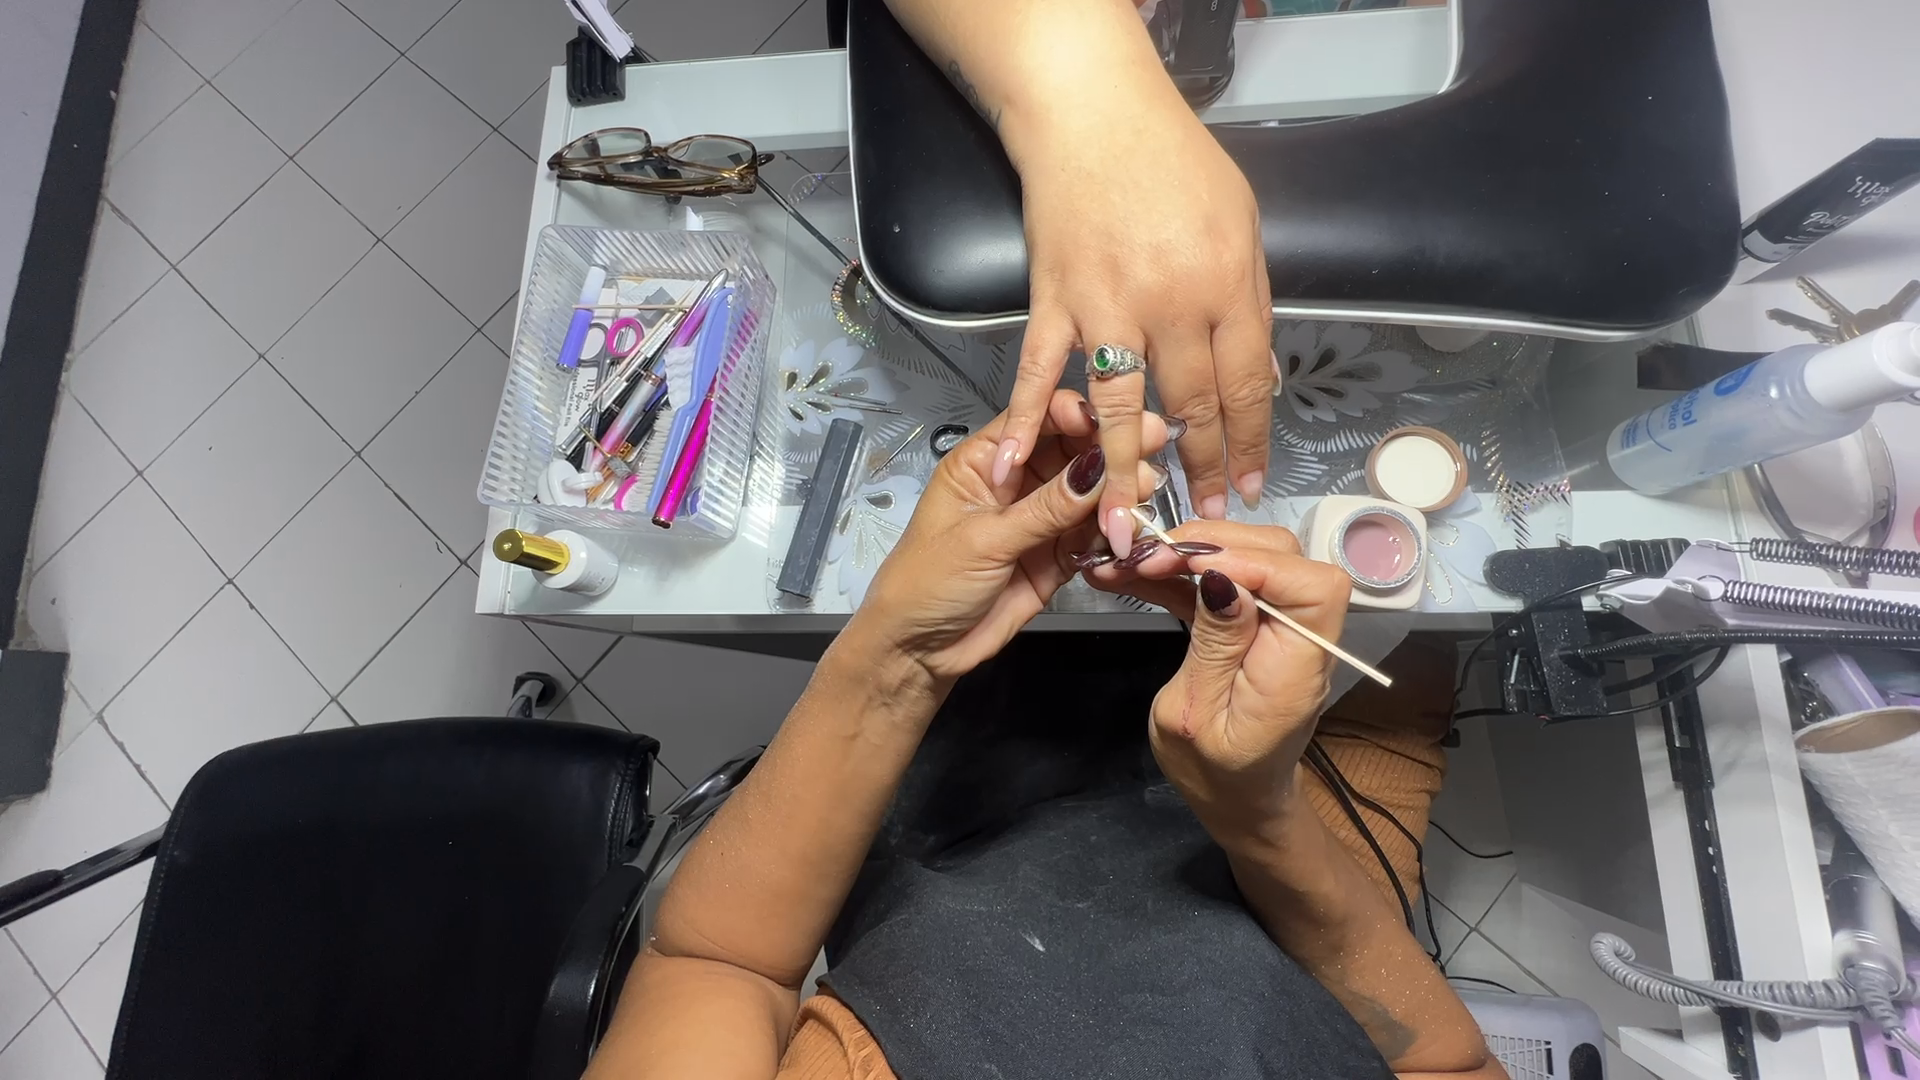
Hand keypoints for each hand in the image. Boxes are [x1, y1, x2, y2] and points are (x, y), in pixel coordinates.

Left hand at [851, 390, 1171, 683]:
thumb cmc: (929, 582)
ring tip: (1142, 490)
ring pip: (1088, 493)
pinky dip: (1113, 531)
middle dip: (1107, 449)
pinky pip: (1092, 534)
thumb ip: (1045, 508)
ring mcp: (1038, 519)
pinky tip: (1133, 526)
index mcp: (984, 462)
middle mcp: (1015, 482)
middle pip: (1070, 451)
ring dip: (1116, 491)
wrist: (919, 650)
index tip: (1111, 421)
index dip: (1074, 415)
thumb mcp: (984, 540)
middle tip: (1148, 445)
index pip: (1033, 419)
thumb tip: (1099, 468)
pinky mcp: (1055, 556)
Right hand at [996, 86, 1273, 559]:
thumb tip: (1250, 376)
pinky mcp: (1053, 307)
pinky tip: (1015, 468)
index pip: (1245, 384)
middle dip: (1198, 467)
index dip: (1249, 443)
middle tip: (1201, 517)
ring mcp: (1104, 310)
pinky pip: (1039, 375)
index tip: (1249, 486)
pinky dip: (1026, 422)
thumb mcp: (1241, 224)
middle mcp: (1169, 306)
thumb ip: (1248, 304)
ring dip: (1121, 472)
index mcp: (1226, 284)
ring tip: (1124, 527)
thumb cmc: (1176, 165)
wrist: (1095, 119)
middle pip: (1188, 407)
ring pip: (1117, 408)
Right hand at [1082, 520, 1351, 831]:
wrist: (1231, 793)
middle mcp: (1297, 636)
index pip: (1312, 588)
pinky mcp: (1245, 621)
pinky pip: (1218, 582)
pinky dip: (1177, 573)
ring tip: (1127, 562)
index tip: (1192, 567)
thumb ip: (1215, 646)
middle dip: (1210, 543)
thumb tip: (1222, 577)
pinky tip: (1131, 574)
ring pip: (1246, 558)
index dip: (1257, 563)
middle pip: (1280, 556)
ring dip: (1185, 552)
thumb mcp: (1196, 715)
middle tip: (1145, 557)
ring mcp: (1273, 625)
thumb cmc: (1212, 771)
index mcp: (1295, 668)